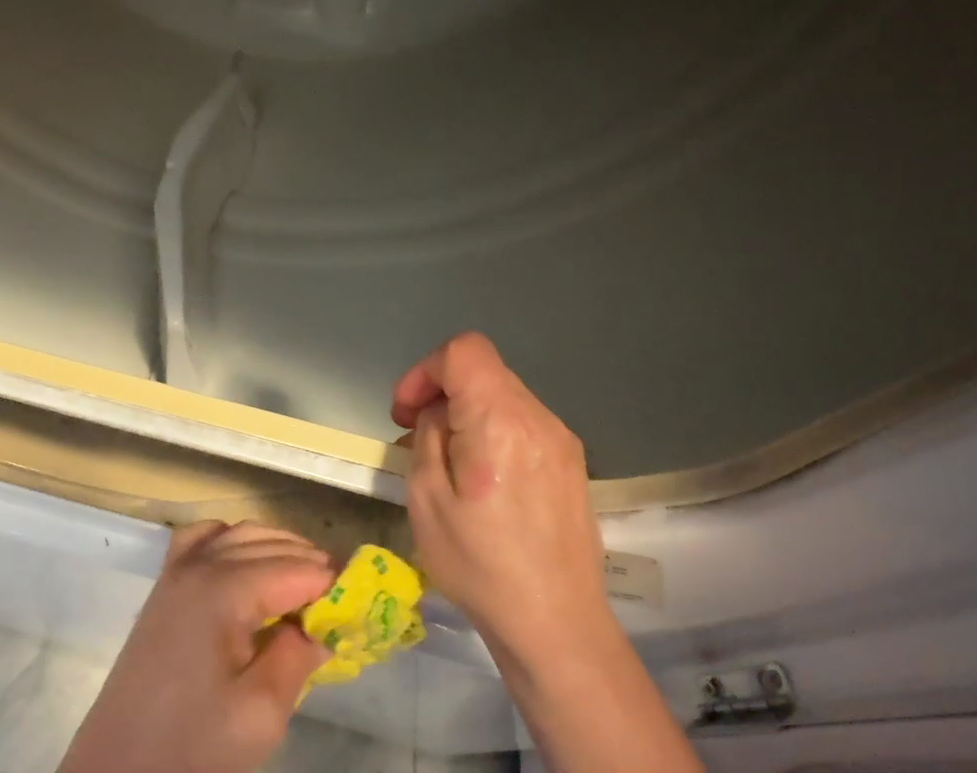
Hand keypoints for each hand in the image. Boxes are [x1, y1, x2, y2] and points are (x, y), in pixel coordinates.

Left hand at [59, 521, 333, 772]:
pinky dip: (230, 540)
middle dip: (308, 562)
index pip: (293, 567)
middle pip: (266, 543)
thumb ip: (297, 656)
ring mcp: (174, 573)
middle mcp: (196, 566)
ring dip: (274, 548)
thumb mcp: (260, 712)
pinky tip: (247, 565)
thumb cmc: (194, 744)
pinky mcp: (163, 589)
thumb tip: (322, 625)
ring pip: (236, 533)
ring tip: (305, 585)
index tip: (361, 601)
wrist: (122, 764)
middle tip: (341, 598)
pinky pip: (200, 540)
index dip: (331, 581)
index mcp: (222, 590)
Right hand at [392, 334, 701, 772]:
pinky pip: (521, 424)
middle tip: (414, 436)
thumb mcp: (427, 499)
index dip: (424, 371)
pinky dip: (490, 431)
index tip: (405, 413)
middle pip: (483, 370)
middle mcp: (539, 420)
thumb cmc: (479, 565)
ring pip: (502, 395)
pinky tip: (479, 478)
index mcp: (501, 422)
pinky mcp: (571, 464)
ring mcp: (562, 441)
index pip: (463, 351)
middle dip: (441, 392)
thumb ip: (429, 437)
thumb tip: (440, 413)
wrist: (556, 624)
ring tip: (444, 462)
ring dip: (465, 413)